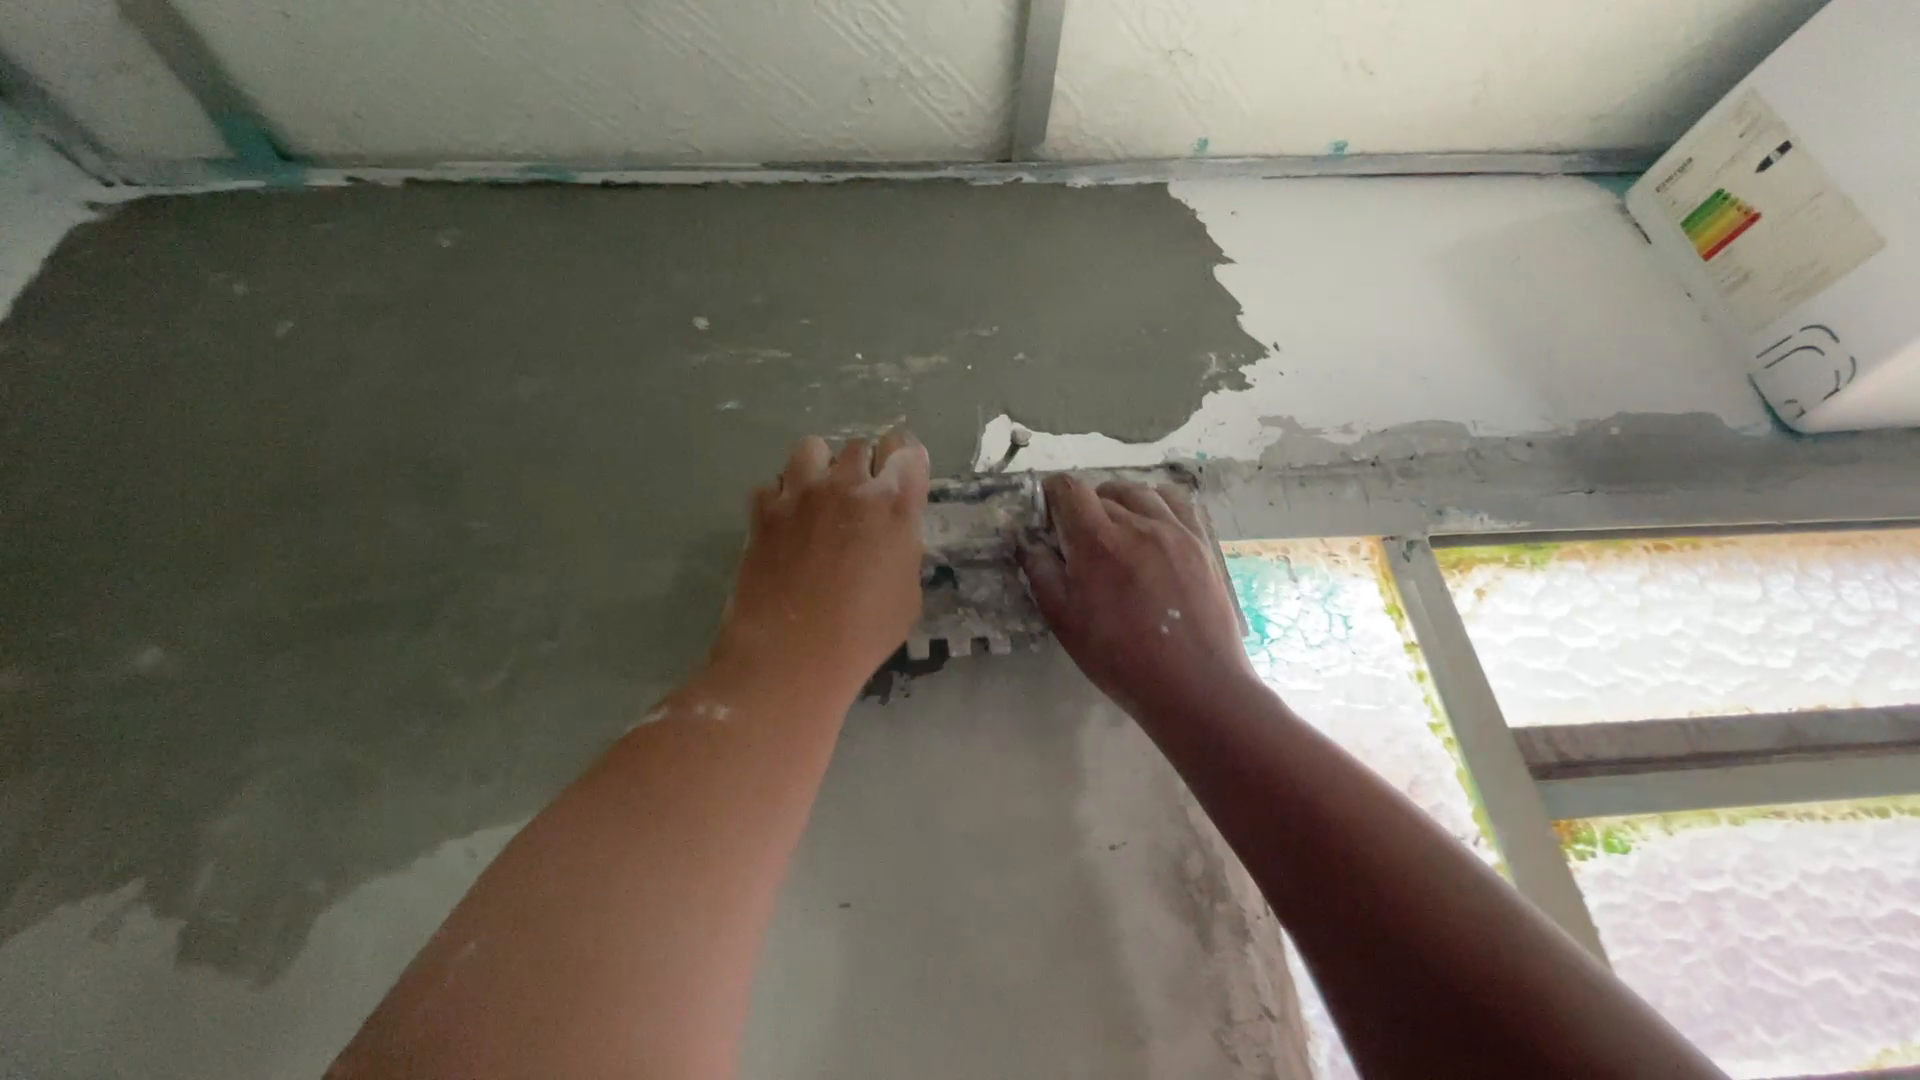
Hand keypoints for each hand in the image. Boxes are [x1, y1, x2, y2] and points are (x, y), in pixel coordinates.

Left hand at [713, 432, 930, 689]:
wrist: (792, 655)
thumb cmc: (863, 634)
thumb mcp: (907, 593)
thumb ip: (901, 547)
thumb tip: (889, 534)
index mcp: (894, 504)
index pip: (906, 449)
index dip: (904, 463)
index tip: (901, 482)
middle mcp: (848, 485)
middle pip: (860, 447)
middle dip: (864, 469)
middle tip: (859, 503)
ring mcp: (800, 493)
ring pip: (812, 448)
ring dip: (820, 469)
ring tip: (818, 501)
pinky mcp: (763, 510)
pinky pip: (773, 484)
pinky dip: (781, 498)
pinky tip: (784, 525)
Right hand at [1017, 476, 1255, 718]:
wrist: (1193, 684)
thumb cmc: (1119, 658)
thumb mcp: (1063, 620)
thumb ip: (1040, 571)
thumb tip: (1023, 538)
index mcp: (1096, 542)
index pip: (1068, 489)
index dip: (1051, 494)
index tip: (1047, 517)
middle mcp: (1137, 523)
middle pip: (1101, 493)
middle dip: (1082, 510)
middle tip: (1078, 544)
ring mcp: (1174, 530)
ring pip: (1138, 493)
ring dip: (1118, 503)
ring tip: (1114, 532)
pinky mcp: (1201, 541)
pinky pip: (1175, 502)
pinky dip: (1155, 504)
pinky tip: (1151, 525)